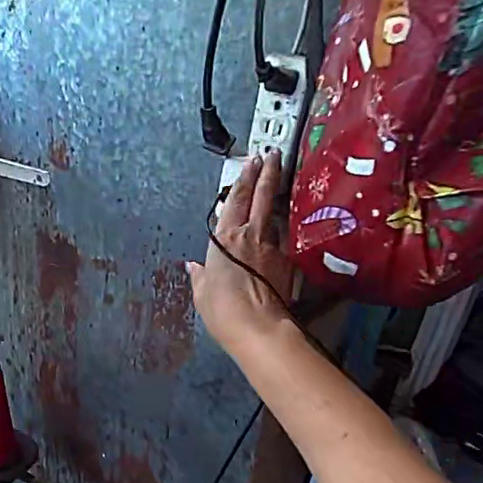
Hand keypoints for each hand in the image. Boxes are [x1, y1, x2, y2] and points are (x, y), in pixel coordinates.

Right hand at [189, 151, 294, 354]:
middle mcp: (251, 236)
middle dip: (267, 172)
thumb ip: (200, 276)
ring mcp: (273, 248)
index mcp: (225, 239)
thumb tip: (193, 268)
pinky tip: (282, 240)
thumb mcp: (202, 294)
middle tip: (274, 155)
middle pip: (262, 196)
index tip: (251, 161)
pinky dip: (282, 238)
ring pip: (277, 217)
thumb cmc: (223, 311)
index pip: (235, 200)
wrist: (258, 327)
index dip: (243, 178)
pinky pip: (284, 245)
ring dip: (278, 201)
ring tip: (282, 187)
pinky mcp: (288, 264)